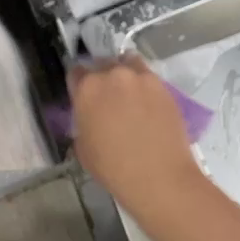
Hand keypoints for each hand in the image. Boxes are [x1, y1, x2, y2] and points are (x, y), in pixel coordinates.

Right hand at [68, 54, 204, 210]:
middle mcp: (112, 74)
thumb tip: (90, 118)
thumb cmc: (113, 168)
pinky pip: (149, 77)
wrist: (159, 177)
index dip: (79, 85)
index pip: (76, 72)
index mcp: (87, 88)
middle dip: (102, 77)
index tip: (83, 96)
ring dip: (125, 74)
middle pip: (103, 64)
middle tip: (108, 98)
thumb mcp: (83, 148)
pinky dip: (145, 86)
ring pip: (128, 64)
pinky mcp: (163, 85)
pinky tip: (148, 105)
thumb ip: (83, 123)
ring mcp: (140, 77)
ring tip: (130, 95)